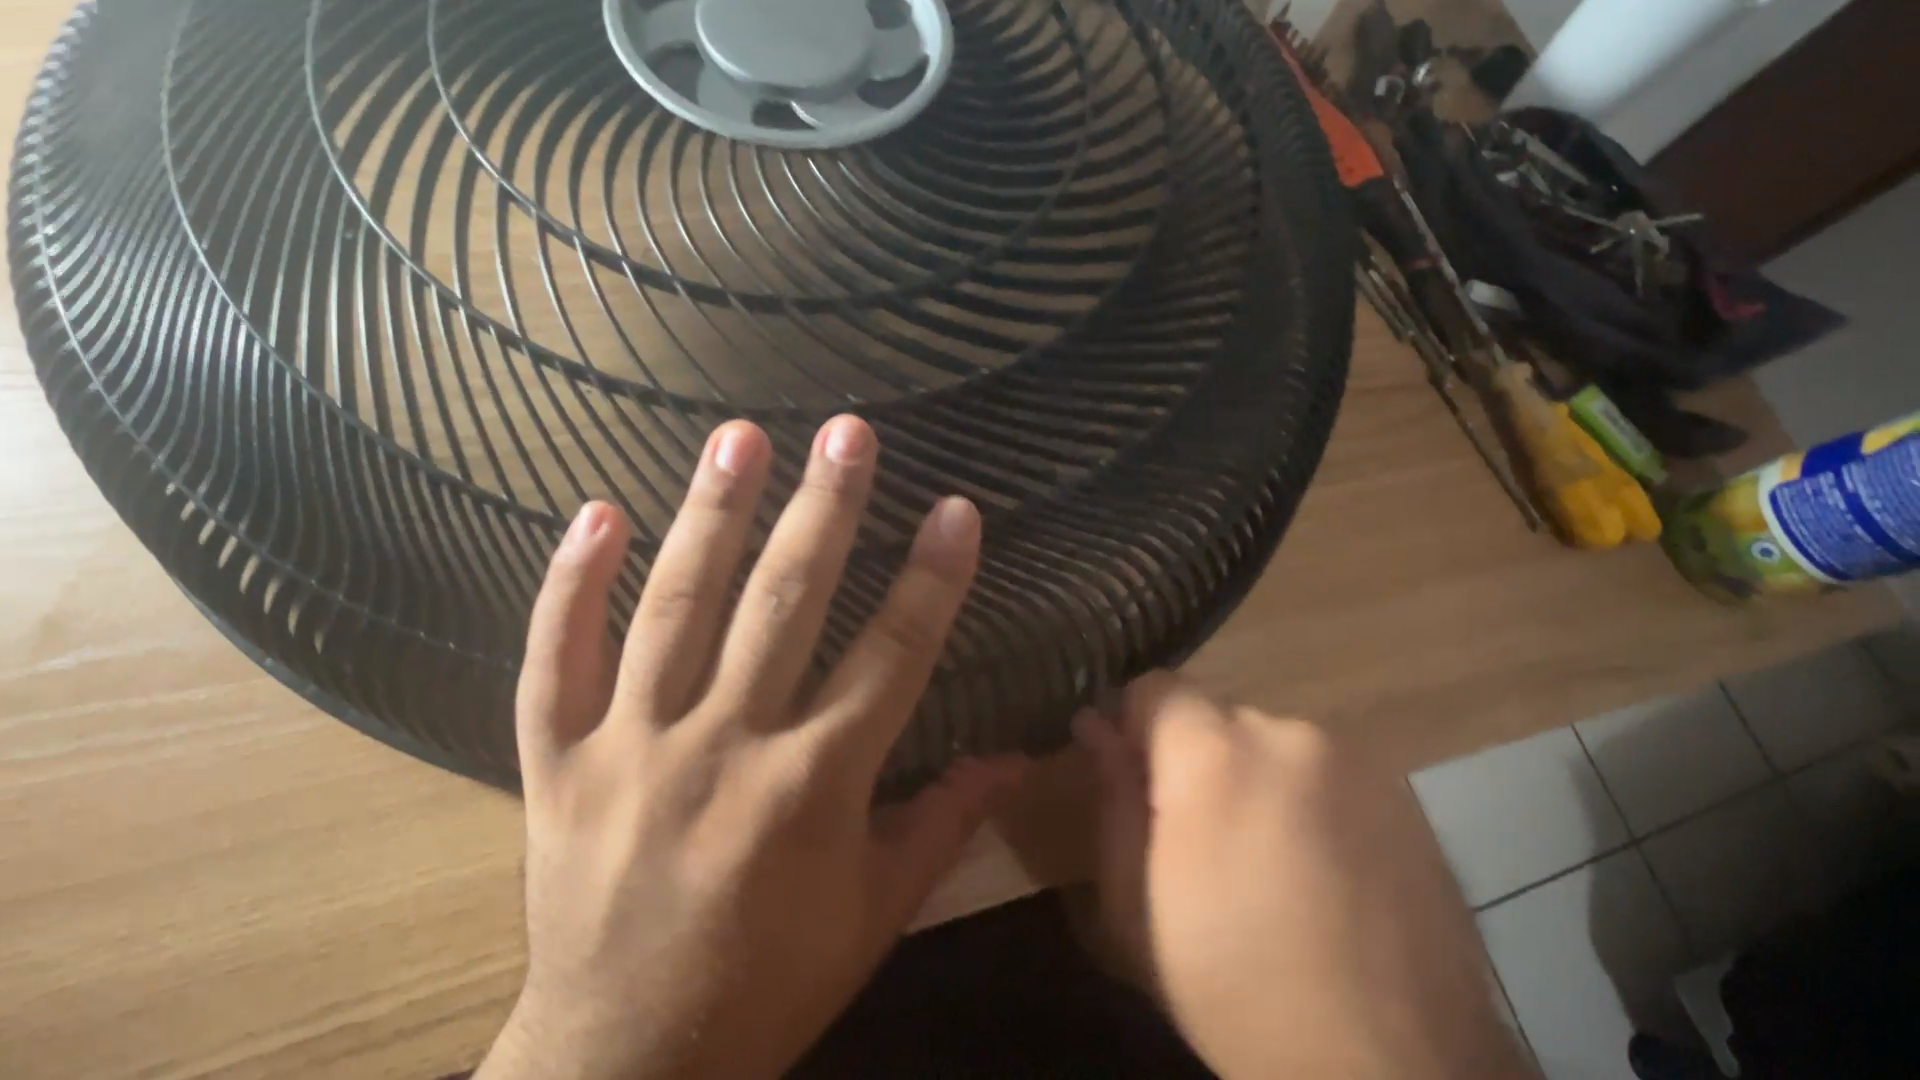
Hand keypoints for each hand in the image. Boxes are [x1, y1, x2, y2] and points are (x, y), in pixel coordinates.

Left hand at [478, 415, 1024, 1079]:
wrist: (626, 1062)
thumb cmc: (769, 984)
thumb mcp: (876, 917)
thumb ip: (940, 827)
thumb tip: (1008, 760)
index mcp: (813, 788)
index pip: (892, 657)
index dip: (931, 577)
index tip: (955, 508)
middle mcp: (724, 748)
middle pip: (783, 605)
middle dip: (824, 510)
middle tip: (848, 431)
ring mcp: (631, 748)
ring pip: (672, 609)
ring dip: (711, 515)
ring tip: (739, 437)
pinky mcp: (557, 762)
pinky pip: (554, 659)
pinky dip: (570, 585)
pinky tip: (597, 513)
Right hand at [1075, 673, 1535, 1079]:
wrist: (1387, 1066)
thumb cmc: (1232, 986)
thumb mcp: (1136, 903)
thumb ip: (1113, 798)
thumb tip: (1094, 727)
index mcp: (1214, 754)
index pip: (1156, 689)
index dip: (1133, 728)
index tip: (1134, 781)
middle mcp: (1289, 735)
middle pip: (1219, 719)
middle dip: (1197, 762)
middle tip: (1200, 842)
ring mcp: (1359, 762)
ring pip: (1278, 748)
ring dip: (1257, 782)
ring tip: (1267, 865)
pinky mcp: (1407, 797)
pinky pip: (1332, 777)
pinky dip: (1312, 804)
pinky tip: (1321, 875)